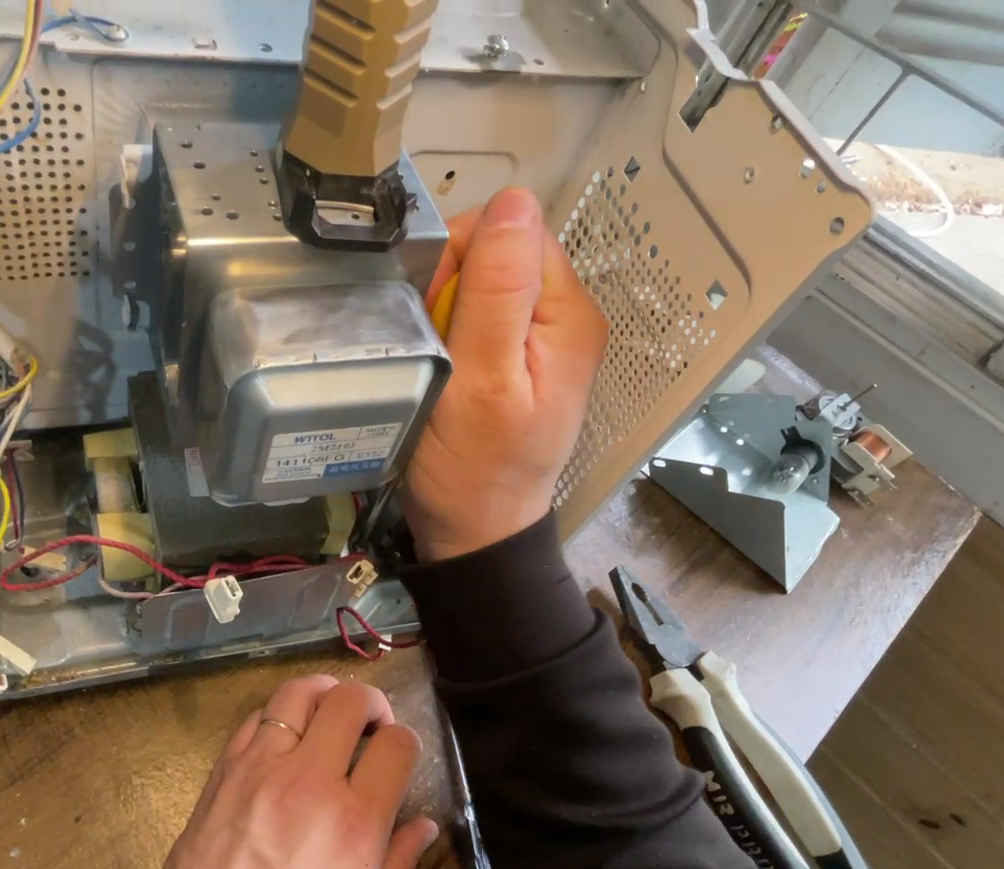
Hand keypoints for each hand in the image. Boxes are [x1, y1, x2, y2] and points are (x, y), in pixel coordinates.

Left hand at [150, 676, 438, 868]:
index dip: (407, 742)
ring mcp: (261, 769)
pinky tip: (286, 736)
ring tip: (332, 711)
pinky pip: (257, 717)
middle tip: (373, 725)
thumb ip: (401, 867)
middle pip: (349, 701)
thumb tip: (424, 824)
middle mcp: (310, 780)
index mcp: (356, 822)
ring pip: (298, 693)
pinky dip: (280, 714)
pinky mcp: (225, 770)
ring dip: (325, 692)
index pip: (396, 744)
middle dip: (372, 703)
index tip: (401, 757)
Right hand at [406, 188, 610, 561]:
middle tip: (436, 346)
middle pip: (501, 253)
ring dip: (448, 311)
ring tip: (439, 362)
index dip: (463, 256)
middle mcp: (564, 316)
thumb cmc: (472, 467)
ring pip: (484, 284)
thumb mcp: (481, 382)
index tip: (436, 313)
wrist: (476, 532)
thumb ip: (496, 293)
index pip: (515, 230)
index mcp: (567, 314)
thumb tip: (512, 202)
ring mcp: (542, 339)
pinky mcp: (519, 360)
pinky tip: (444, 370)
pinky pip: (480, 318)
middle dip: (453, 285)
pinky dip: (453, 334)